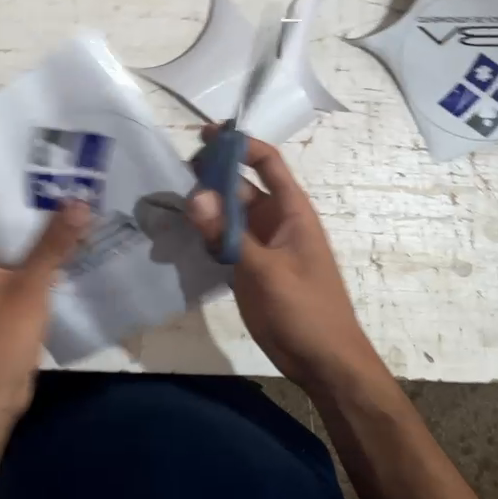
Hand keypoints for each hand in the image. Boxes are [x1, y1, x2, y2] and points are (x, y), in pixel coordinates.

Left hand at [0, 204, 89, 423]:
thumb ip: (54, 243)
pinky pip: (19, 263)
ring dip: (43, 234)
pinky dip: (41, 257)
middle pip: (4, 220)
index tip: (56, 166)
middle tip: (78, 183)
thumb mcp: (30, 288)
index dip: (21, 185)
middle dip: (39, 209)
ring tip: (83, 207)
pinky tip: (73, 244)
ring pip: (15, 243)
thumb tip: (81, 201)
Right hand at [189, 128, 371, 391]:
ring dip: (205, 206)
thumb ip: (229, 235)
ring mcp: (262, 244)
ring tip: (172, 202)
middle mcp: (275, 221)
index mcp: (292, 211)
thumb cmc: (306, 312)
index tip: (207, 134)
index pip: (266, 162)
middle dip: (212, 174)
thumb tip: (194, 196)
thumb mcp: (266, 272)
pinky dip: (205, 233)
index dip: (240, 144)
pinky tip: (181, 234)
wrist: (325, 364)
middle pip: (241, 185)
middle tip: (178, 171)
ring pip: (229, 213)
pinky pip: (224, 239)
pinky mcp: (250, 267)